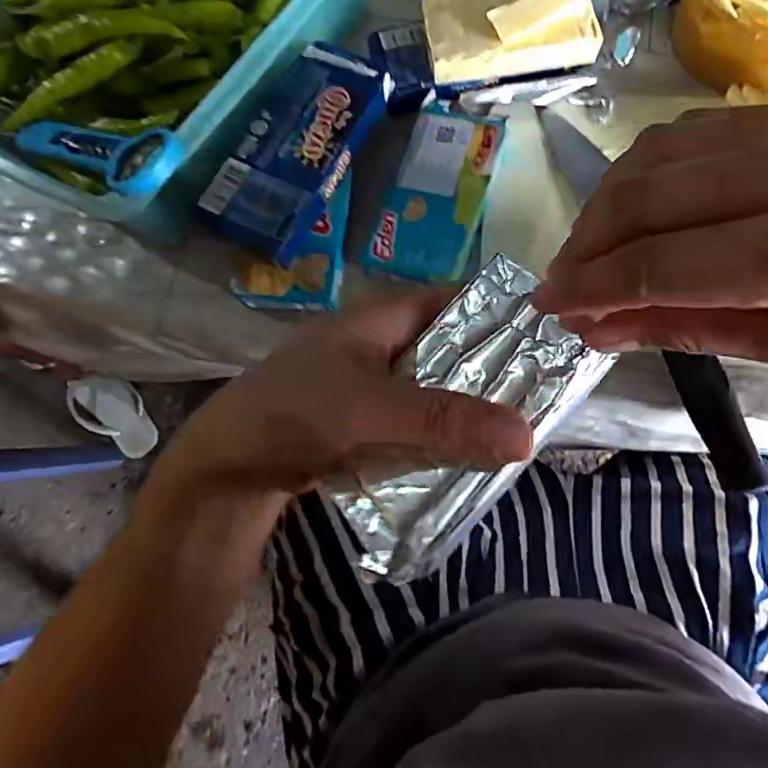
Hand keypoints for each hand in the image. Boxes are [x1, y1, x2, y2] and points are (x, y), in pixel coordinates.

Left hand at [147, 288, 535, 501]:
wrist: (228, 466)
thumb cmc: (296, 414)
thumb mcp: (373, 411)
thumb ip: (445, 421)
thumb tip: (527, 435)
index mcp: (370, 322)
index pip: (441, 300)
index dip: (488, 310)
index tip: (540, 332)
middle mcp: (366, 347)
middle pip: (437, 348)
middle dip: (481, 369)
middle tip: (537, 391)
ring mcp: (356, 387)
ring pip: (423, 390)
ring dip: (457, 408)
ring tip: (511, 426)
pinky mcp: (349, 424)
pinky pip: (403, 423)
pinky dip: (430, 435)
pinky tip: (461, 454)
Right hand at [534, 97, 767, 376]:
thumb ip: (696, 329)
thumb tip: (600, 328)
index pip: (659, 262)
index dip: (589, 287)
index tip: (546, 307)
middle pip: (644, 196)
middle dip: (583, 245)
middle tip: (561, 284)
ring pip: (658, 154)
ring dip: (606, 204)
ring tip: (592, 249)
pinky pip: (696, 132)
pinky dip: (648, 173)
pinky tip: (641, 207)